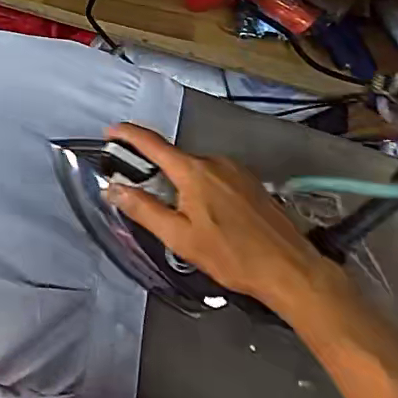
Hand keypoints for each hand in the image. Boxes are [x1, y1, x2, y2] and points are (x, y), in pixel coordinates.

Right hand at [103, 123, 335, 309]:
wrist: (286, 266)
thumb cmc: (231, 255)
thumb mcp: (180, 237)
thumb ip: (144, 209)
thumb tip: (115, 189)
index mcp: (194, 171)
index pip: (153, 144)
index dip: (129, 135)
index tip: (111, 131)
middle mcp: (215, 161)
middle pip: (175, 159)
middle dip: (155, 173)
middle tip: (143, 198)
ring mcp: (235, 169)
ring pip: (196, 170)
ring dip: (181, 185)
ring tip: (182, 220)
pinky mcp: (249, 181)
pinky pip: (216, 177)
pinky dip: (202, 189)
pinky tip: (209, 217)